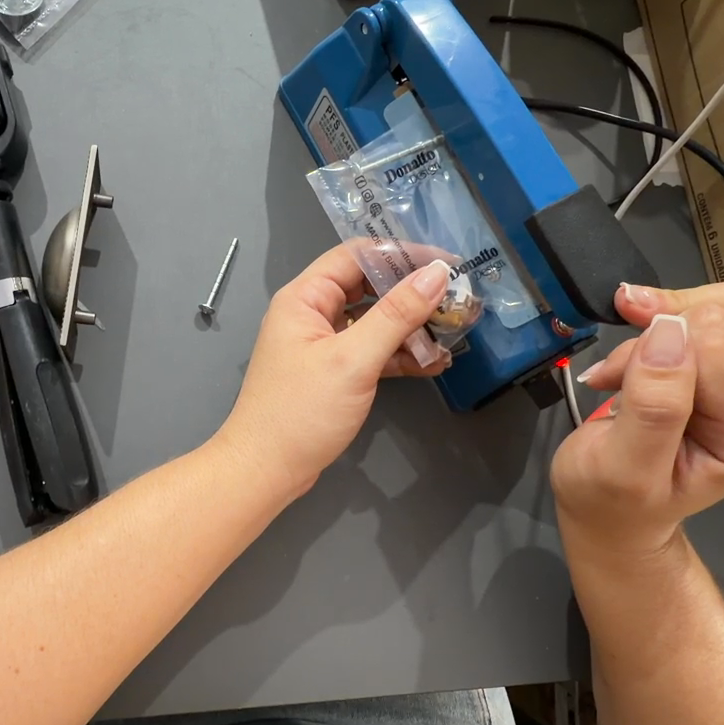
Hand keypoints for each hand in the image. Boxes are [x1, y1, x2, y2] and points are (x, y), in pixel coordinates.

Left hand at [214, 245, 449, 500]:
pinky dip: (400, 355)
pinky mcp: (333, 372)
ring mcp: (322, 344)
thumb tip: (437, 275)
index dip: (402, 254)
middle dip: (413, 293)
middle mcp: (311, 313)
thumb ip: (396, 315)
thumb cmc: (301, 412)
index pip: (356, 256)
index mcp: (304, 298)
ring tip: (454, 332)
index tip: (447, 264)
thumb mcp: (353, 360)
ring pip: (374, 321)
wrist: (266, 470)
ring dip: (411, 327)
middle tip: (457, 300)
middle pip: (369, 287)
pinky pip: (372, 351)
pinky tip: (434, 363)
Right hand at [550, 280, 723, 561]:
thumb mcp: (620, 467)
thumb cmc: (611, 498)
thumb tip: (668, 332)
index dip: (660, 341)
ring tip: (618, 367)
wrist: (613, 512)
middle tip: (610, 372)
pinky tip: (635, 352)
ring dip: (662, 322)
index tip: (609, 370)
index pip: (722, 341)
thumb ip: (652, 407)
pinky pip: (718, 310)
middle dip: (658, 333)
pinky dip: (668, 317)